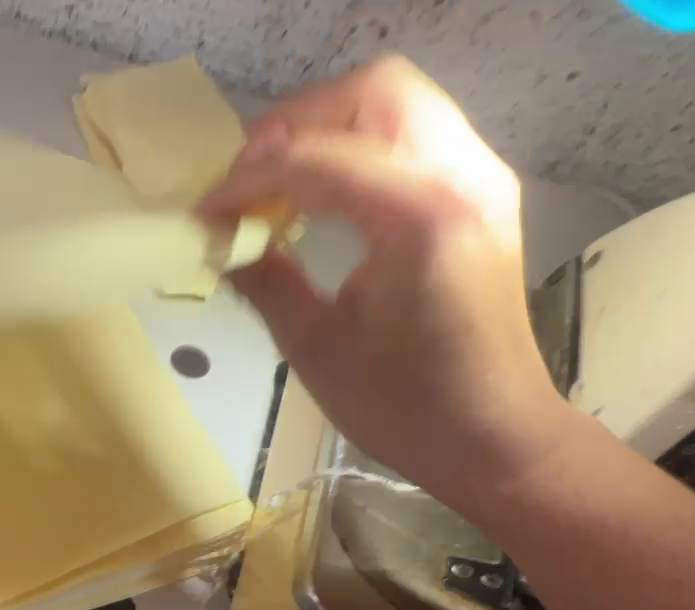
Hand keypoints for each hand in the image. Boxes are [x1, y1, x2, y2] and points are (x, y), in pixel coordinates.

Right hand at [200, 57, 578, 506]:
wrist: (490, 433)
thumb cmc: (398, 405)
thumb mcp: (312, 345)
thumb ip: (263, 278)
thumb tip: (219, 242)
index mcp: (419, 217)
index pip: (317, 159)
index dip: (246, 179)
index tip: (204, 213)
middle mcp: (461, 176)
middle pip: (372, 91)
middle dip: (294, 126)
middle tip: (247, 182)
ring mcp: (478, 178)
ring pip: (394, 103)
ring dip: (324, 132)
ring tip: (276, 188)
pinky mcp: (476, 194)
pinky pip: (409, 136)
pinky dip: (353, 150)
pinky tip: (319, 201)